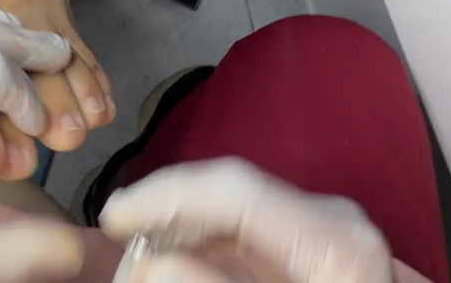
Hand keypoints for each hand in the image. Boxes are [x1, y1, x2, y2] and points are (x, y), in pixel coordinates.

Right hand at [99, 159, 406, 282]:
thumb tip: (149, 263)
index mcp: (333, 238)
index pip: (231, 188)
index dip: (164, 195)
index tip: (115, 216)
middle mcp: (335, 219)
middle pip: (230, 192)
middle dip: (167, 209)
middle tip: (118, 234)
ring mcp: (333, 231)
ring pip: (238, 208)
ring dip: (184, 225)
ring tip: (139, 245)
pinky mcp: (326, 248)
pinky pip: (254, 231)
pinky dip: (212, 241)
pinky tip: (181, 255)